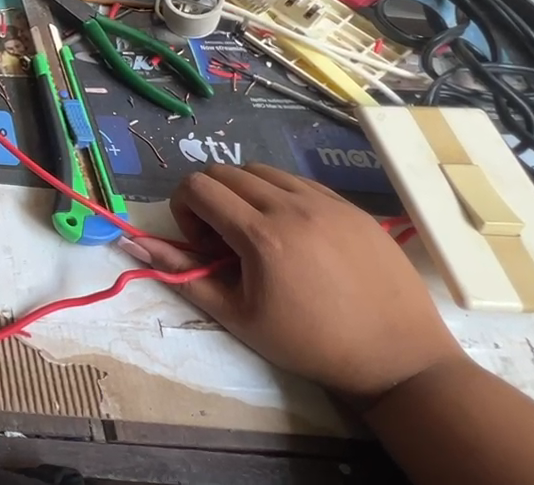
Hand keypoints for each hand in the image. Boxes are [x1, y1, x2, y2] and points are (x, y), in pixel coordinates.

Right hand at [125, 164, 465, 405]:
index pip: (196, 187)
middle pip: (223, 171)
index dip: (185, 211)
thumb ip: (181, 273)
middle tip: (227, 240)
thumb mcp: (236, 315)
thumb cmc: (310, 344)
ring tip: (260, 233)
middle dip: (210, 198)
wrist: (402, 363)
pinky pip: (298, 181)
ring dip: (243, 192)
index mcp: (261, 235)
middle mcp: (292, 208)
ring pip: (260, 170)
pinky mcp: (353, 208)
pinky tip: (294, 233)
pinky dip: (279, 195)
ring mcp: (327, 204)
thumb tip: (132, 244)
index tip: (205, 245)